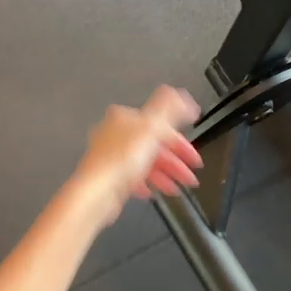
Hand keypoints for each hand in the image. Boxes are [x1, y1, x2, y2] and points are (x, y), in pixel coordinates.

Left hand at [75, 86, 202, 217]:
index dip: (181, 141)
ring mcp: (111, 156)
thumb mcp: (152, 127)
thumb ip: (171, 108)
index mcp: (124, 118)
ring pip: (145, 162)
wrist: (96, 192)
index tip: (193, 156)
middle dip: (175, 162)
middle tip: (190, 175)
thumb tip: (185, 98)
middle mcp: (115, 134)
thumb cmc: (120, 159)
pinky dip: (148, 183)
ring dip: (165, 175)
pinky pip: (133, 177)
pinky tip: (156, 191)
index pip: (160, 125)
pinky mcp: (109, 175)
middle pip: (154, 145)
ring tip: (177, 187)